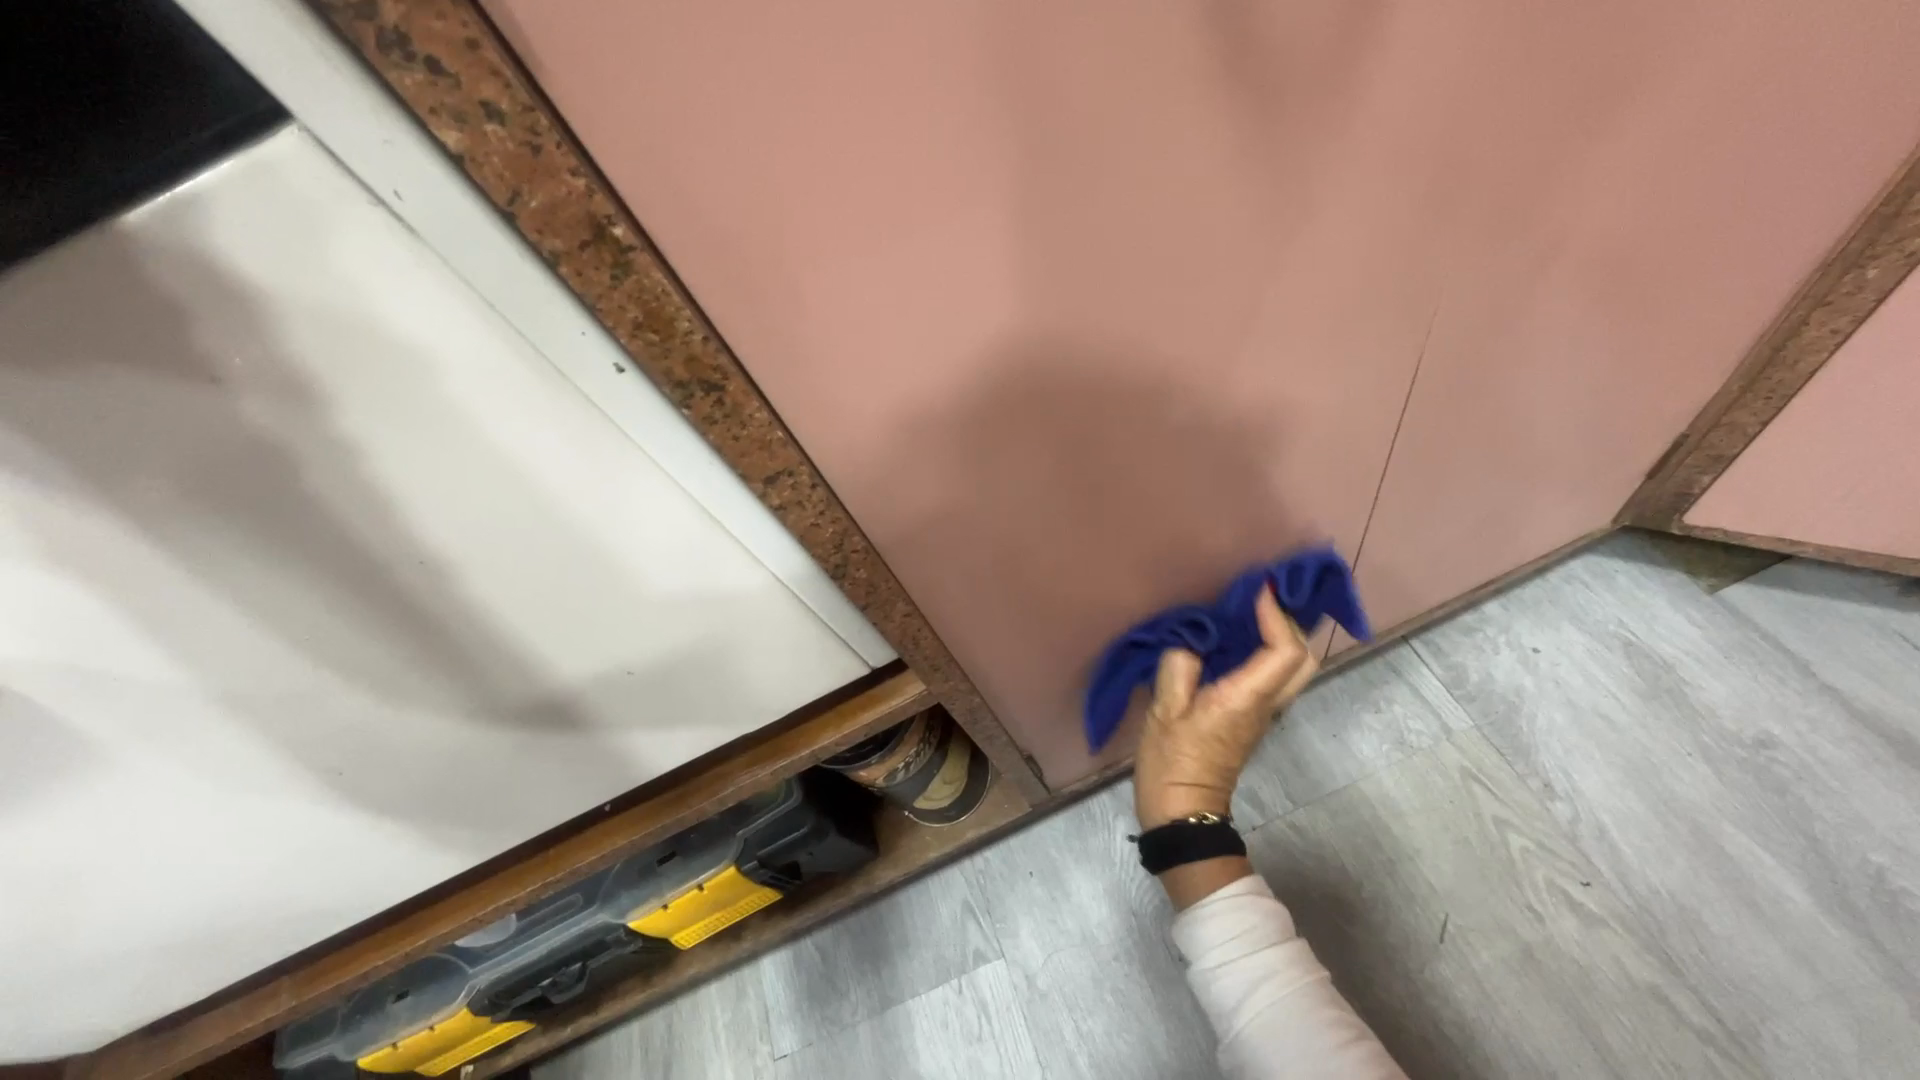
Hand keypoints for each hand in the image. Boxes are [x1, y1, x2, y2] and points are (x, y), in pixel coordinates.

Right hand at [1133, 585, 1318, 829]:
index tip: (1257, 589)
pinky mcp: (1252, 717)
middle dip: (1292, 622)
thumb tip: (1191, 642)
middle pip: (1304, 658)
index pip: (1285, 649)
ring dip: (1283, 635)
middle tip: (1263, 597)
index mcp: (1247, 698)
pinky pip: (1275, 675)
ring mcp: (1264, 712)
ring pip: (1294, 668)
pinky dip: (1270, 649)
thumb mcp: (1164, 710)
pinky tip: (1241, 638)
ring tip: (1254, 609)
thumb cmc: (1172, 761)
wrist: (1183, 810)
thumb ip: (1180, 666)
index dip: (1277, 614)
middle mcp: (1267, 703)